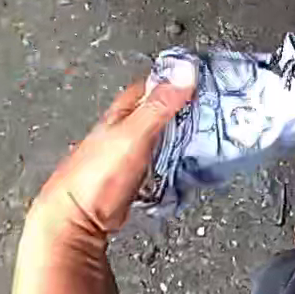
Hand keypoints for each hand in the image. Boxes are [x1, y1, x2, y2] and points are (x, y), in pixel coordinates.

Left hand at [26, 60, 196, 251]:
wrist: (75, 223)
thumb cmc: (97, 177)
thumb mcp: (134, 134)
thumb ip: (160, 105)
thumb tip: (186, 70)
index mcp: (123, 112)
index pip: (156, 84)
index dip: (181, 78)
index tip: (209, 78)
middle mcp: (127, 128)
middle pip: (164, 108)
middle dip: (189, 106)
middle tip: (219, 106)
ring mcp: (133, 151)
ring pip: (168, 132)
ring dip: (188, 130)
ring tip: (215, 130)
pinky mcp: (140, 173)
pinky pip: (168, 154)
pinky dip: (182, 152)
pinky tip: (196, 156)